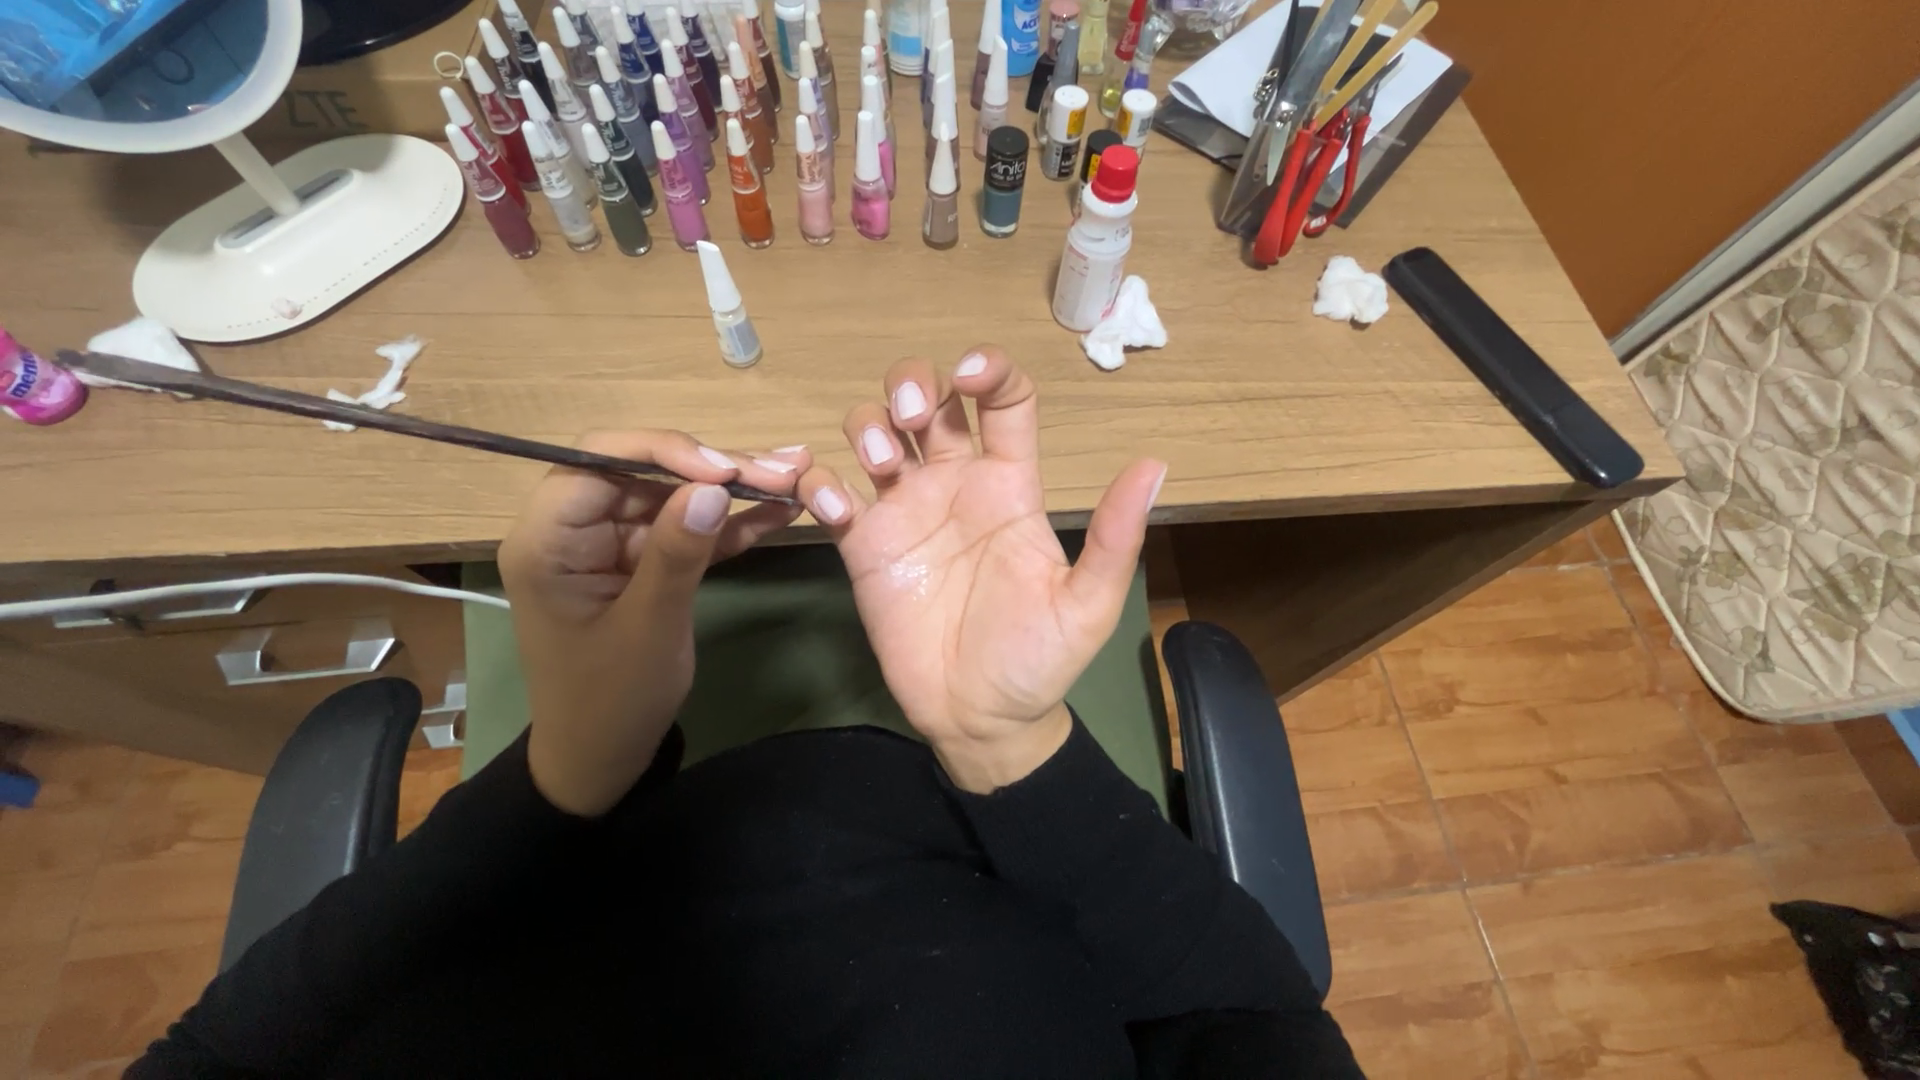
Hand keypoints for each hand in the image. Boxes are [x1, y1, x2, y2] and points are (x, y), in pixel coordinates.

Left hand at [498, 433, 808, 815]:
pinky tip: (780, 511)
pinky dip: (732, 523)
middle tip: (783, 472)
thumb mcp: (649, 628)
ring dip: (734, 489)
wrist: (603, 757)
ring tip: (794, 477)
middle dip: (715, 468)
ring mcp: (613, 543)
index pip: (599, 461)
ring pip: (675, 495)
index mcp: (549, 539)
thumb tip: (711, 488)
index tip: (726, 472)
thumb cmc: (612, 700)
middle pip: (646, 471)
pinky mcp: (645, 561)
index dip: (664, 453)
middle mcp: (576, 527)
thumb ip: (676, 553)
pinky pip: (688, 529)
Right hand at [796, 349, 1164, 792]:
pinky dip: (823, 484)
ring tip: (880, 466)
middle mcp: (955, 484)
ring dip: (869, 426)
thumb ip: (1112, 537)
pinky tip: (838, 509)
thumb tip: (1155, 465)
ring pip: (875, 429)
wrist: (979, 717)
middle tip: (909, 419)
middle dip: (913, 384)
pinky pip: (832, 493)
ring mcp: (905, 510)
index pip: (1003, 402)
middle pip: (928, 398)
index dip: (989, 371)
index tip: (969, 376)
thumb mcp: (1085, 605)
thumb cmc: (1037, 660)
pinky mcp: (864, 544)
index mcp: (1010, 486)